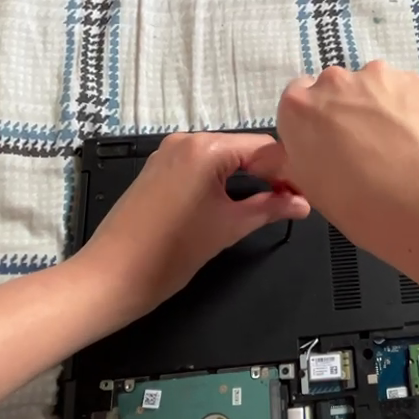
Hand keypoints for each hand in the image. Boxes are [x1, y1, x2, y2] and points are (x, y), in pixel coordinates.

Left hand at [74, 133, 309, 318]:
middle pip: (245, 149)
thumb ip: (270, 208)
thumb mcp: (229, 227)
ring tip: (271, 202)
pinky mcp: (159, 168)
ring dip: (248, 176)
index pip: (265, 148)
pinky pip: (202, 165)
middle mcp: (187, 140)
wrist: (111, 277)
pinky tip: (237, 199)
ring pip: (224, 157)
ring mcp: (169, 152)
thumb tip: (301, 203)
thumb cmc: (169, 253)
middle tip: (294, 200)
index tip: (307, 193)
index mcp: (206, 148)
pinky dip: (223, 179)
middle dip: (271, 173)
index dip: (291, 171)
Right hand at [248, 62, 418, 247]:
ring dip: (377, 108)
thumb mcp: (311, 189)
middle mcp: (333, 82)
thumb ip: (290, 162)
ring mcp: (377, 76)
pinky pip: (403, 91)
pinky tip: (418, 140)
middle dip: (344, 112)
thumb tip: (271, 158)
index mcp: (299, 108)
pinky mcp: (414, 79)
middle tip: (363, 149)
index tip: (327, 147)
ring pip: (371, 88)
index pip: (296, 103)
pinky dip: (407, 109)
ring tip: (397, 146)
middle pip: (334, 89)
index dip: (313, 125)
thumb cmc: (363, 205)